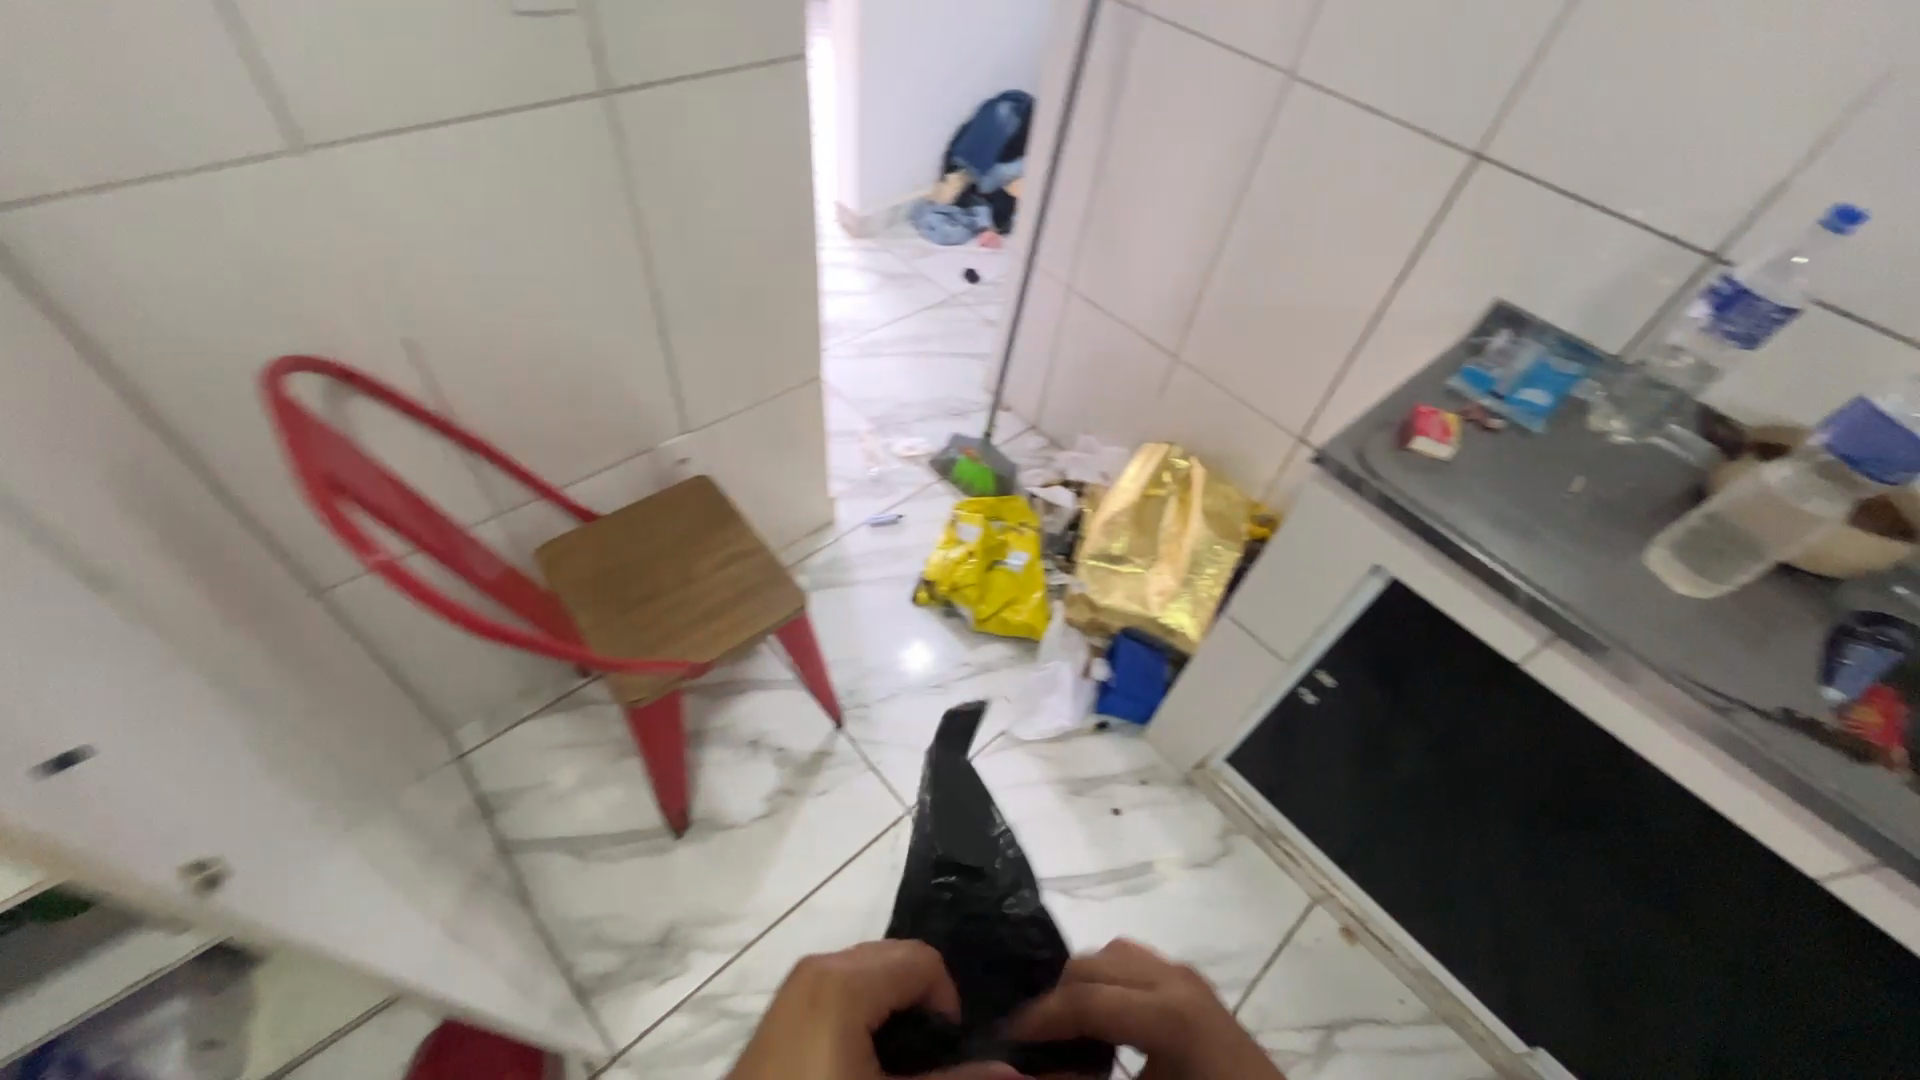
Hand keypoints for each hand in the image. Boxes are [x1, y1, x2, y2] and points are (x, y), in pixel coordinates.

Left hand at [726, 940, 1023, 1079]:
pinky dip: (864, 1011)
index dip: (947, 1003)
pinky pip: (840, 988)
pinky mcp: (783, 1009)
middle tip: (928, 1060)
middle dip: (921, 1002)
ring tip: (897, 1064)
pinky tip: (862, 1061)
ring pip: (868, 972)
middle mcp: (820, 965)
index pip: (923, 960)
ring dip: (894, 1007)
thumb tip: (1014, 1072)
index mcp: (845, 980)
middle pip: (895, 958)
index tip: (950, 1053)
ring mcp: (796, 985)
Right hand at [1010, 939, 1284, 1079]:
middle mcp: (1176, 980)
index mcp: (1167, 1013)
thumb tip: (1017, 1070)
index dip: (1040, 1018)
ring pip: (1116, 954)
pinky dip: (1112, 981)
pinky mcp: (1198, 988)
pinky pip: (1140, 964)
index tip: (1006, 1036)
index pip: (1084, 999)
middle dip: (1058, 997)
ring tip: (1069, 1028)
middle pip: (1095, 964)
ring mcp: (1190, 978)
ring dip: (1086, 984)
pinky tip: (1108, 1023)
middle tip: (1035, 1039)